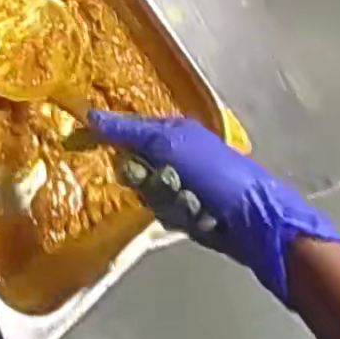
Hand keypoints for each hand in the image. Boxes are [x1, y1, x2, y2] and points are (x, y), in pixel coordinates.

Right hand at [90, 111, 339, 303]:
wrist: (258, 222)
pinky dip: (183, 217)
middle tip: (166, 181)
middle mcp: (175, 154)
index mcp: (172, 131)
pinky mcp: (191, 212)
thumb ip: (127, 131)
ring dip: (169, 201)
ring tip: (196, 205)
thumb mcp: (169, 144)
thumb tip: (89, 116)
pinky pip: (166, 213)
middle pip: (134, 165)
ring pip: (149, 193)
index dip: (107, 136)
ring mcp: (184, 184)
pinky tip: (204, 219)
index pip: (126, 129)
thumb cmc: (215, 174)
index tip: (81, 142)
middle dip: (148, 179)